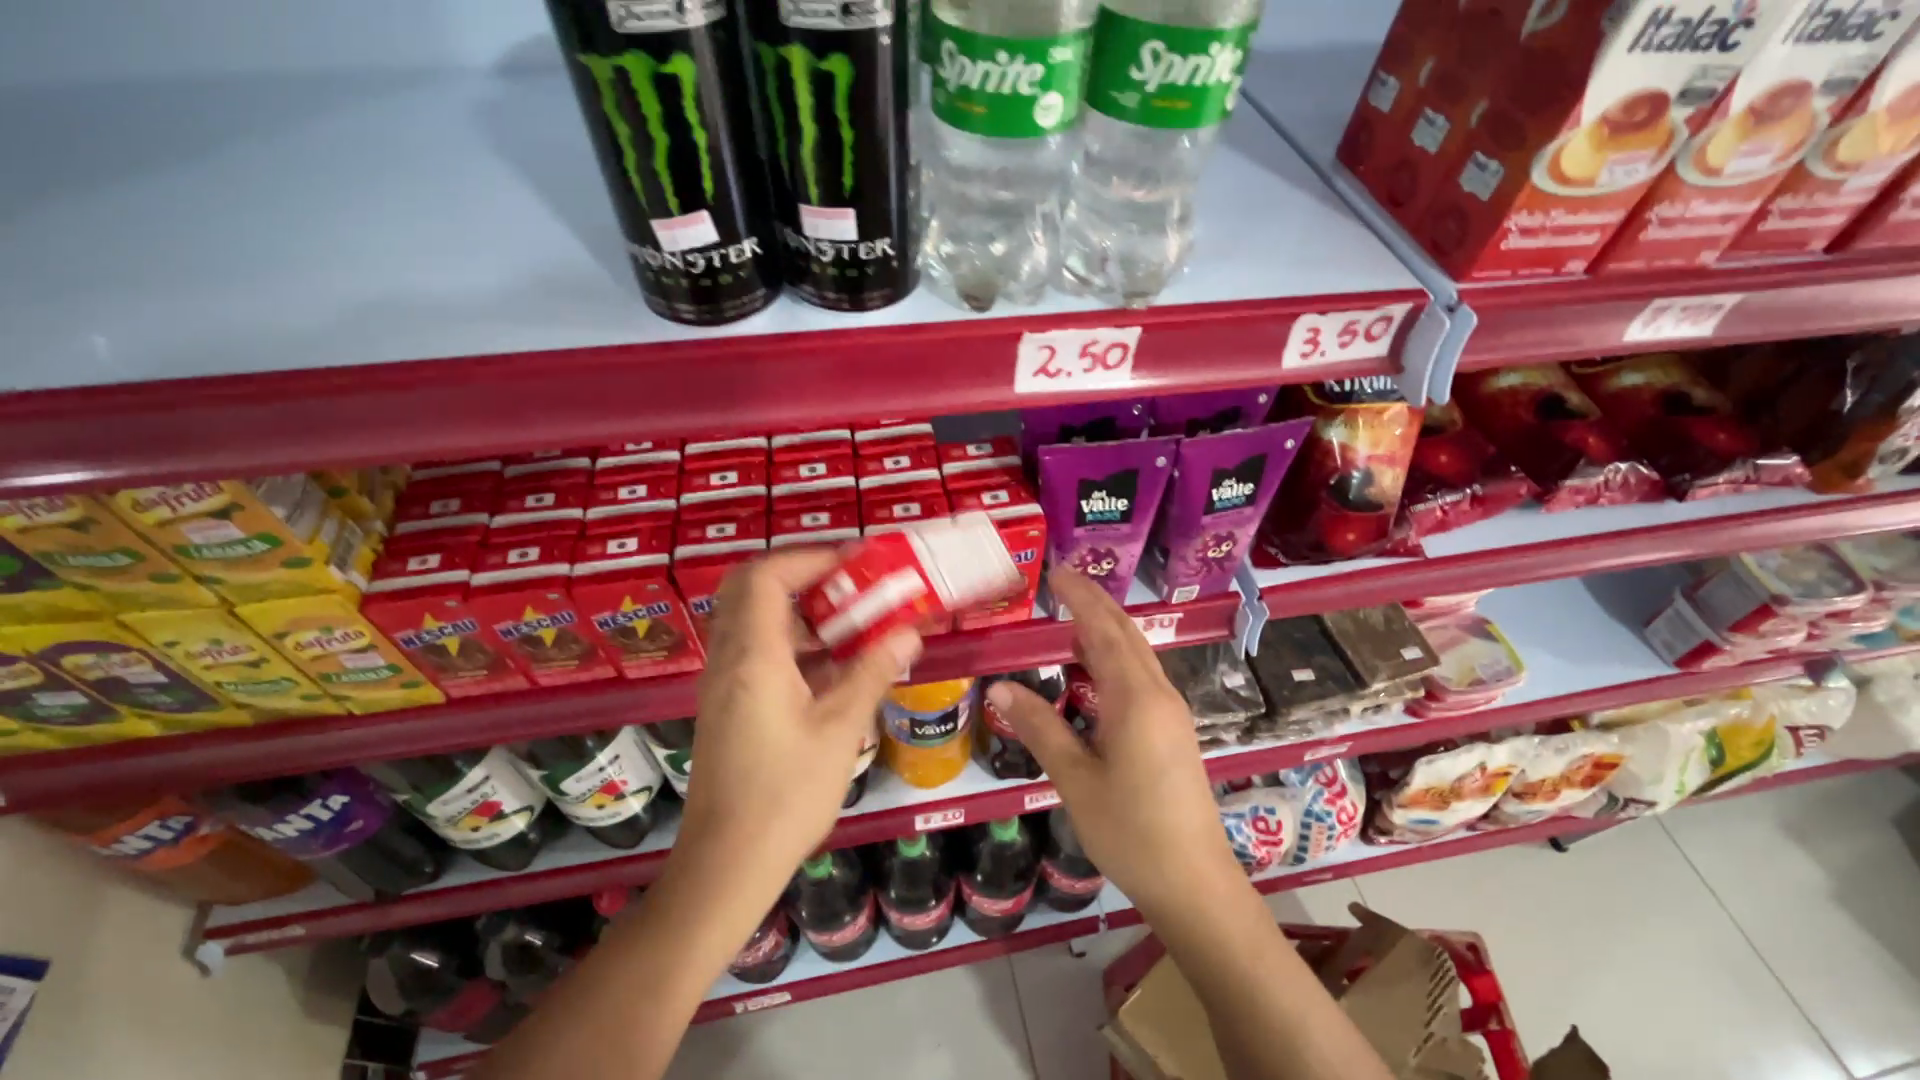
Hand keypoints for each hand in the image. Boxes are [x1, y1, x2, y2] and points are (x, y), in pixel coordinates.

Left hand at [676, 551, 921, 893]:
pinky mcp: (728, 707)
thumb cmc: (786, 795)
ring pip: (753, 621)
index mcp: (753, 656)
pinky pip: (756, 653)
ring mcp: (724, 684)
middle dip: (804, 576)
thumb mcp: (840, 731)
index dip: (813, 557)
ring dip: (800, 611)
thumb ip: (872, 673)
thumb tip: (909, 633)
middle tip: (852, 584)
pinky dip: (792, 644)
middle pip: (753, 589)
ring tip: (853, 621)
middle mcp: (729, 659)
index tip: (860, 561)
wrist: (727, 863)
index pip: (769, 576)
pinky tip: (833, 668)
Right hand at [987, 568, 1241, 916]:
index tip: (1055, 571)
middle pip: (1126, 635)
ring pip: (1137, 657)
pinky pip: (1141, 679)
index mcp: (1135, 698)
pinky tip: (1093, 675)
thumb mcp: (1075, 778)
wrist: (1193, 881)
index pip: (1104, 630)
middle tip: (1059, 583)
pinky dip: (1114, 661)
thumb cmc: (1130, 830)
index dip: (1079, 597)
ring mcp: (1171, 715)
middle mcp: (1159, 695)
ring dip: (1106, 632)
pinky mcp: (1173, 734)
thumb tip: (1000, 686)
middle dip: (1095, 605)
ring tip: (1069, 620)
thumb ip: (1039, 727)